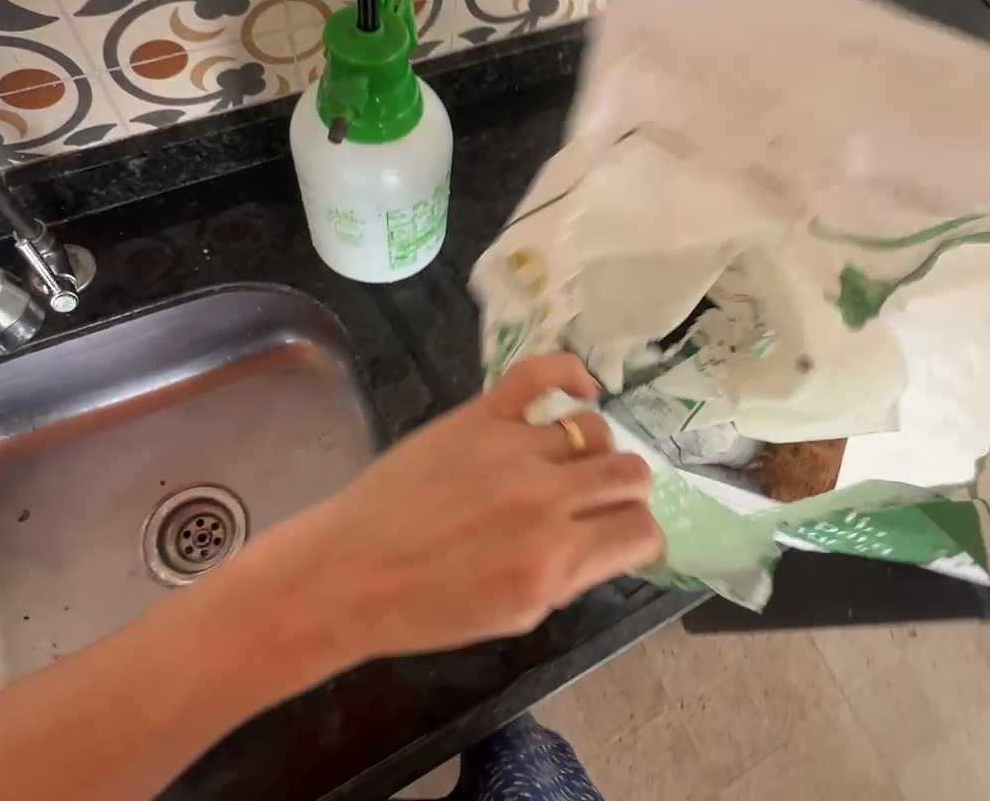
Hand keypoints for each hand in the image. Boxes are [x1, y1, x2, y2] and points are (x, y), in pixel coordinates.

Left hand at [222, 354, 663, 662]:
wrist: (347, 573)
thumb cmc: (426, 610)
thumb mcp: (515, 616)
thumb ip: (572, 574)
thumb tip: (605, 538)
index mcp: (555, 560)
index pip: (640, 531)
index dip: (642, 535)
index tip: (626, 536)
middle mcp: (546, 499)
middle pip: (630, 473)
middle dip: (627, 492)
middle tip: (600, 502)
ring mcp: (514, 448)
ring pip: (595, 430)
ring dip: (594, 451)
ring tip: (568, 464)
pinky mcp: (481, 415)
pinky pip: (540, 372)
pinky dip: (570, 373)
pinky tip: (581, 387)